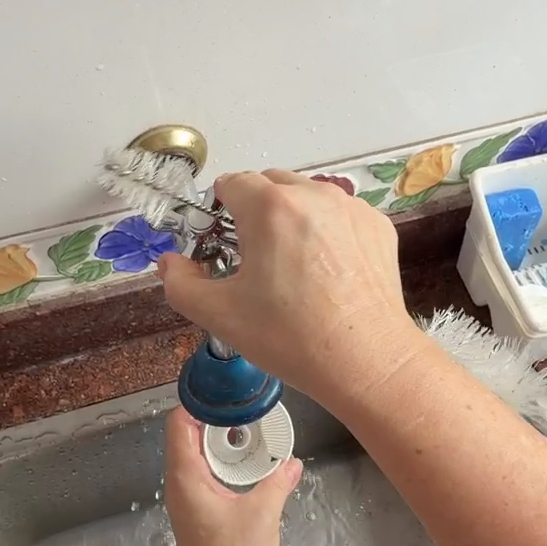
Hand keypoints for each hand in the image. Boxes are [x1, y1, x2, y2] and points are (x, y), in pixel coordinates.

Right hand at [157, 170, 432, 406]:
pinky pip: (339, 214)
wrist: (366, 362)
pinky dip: (327, 231)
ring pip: (307, 196)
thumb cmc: (292, 338)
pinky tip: (327, 272)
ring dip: (292, 218)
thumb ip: (181, 284)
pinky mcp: (377, 226)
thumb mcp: (220, 316)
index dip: (221, 211)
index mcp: (270, 208)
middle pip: (270, 184)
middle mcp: (313, 195)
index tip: (223, 241)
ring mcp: (350, 208)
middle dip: (256, 212)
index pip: (232, 183)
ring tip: (293, 268)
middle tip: (255, 258)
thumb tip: (169, 264)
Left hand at [162, 408, 301, 545]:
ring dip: (217, 437)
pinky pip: (202, 468)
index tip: (224, 390)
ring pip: (194, 451)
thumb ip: (277, 481)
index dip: (197, 401)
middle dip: (212, 415)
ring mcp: (186, 495)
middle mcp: (179, 482)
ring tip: (248, 425)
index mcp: (186, 477)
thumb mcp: (262, 514)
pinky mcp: (197, 506)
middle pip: (186, 433)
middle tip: (244, 405)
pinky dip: (219, 456)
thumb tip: (292, 461)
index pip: (179, 424)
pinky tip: (244, 457)